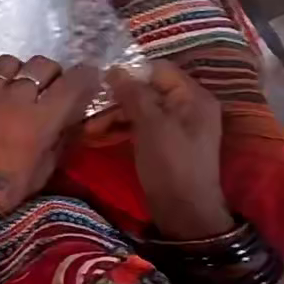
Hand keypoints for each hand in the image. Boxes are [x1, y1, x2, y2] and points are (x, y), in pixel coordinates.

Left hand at [0, 55, 101, 213]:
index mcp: (43, 117)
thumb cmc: (8, 188)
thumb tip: (72, 121)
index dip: (85, 75)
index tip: (86, 78)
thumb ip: (61, 139)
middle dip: (50, 73)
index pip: (74, 81)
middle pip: (42, 65)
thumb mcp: (45, 169)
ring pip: (9, 62)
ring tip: (13, 87)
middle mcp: (17, 96)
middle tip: (46, 88)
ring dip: (17, 72)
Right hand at [106, 60, 233, 238]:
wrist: (184, 213)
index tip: (100, 82)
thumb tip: (115, 69)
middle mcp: (189, 107)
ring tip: (90, 127)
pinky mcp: (166, 145)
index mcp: (193, 97)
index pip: (159, 70)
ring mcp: (177, 127)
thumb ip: (134, 95)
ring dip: (116, 114)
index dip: (130, 72)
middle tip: (90, 110)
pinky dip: (123, 128)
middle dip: (118, 98)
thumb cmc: (170, 166)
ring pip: (142, 109)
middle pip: (149, 90)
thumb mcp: (151, 126)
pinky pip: (143, 127)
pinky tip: (100, 134)